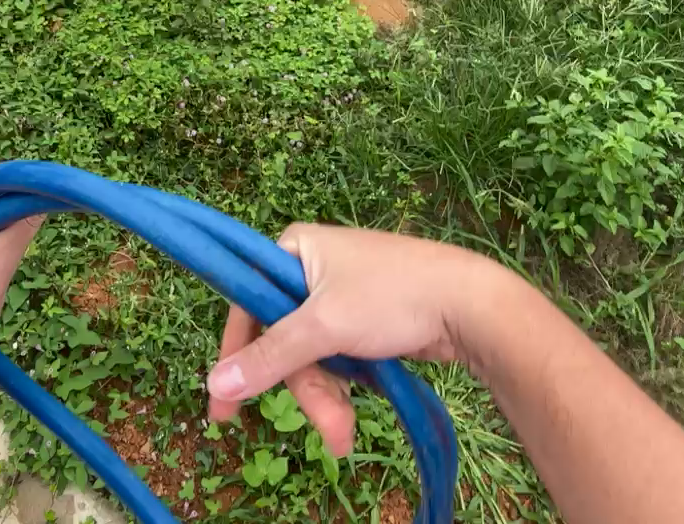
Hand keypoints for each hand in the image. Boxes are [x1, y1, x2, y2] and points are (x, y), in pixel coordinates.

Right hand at [204, 225, 510, 456]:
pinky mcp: (362, 319)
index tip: (224, 406)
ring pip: (310, 354)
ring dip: (324, 397)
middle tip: (323, 427)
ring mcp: (339, 295)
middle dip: (303, 387)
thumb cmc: (392, 296)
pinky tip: (350, 415)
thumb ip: (271, 355)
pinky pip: (335, 357)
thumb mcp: (325, 325)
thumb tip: (215, 384)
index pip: (249, 301)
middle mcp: (312, 267)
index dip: (237, 352)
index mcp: (296, 248)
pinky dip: (341, 387)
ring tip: (344, 436)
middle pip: (283, 337)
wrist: (468, 304)